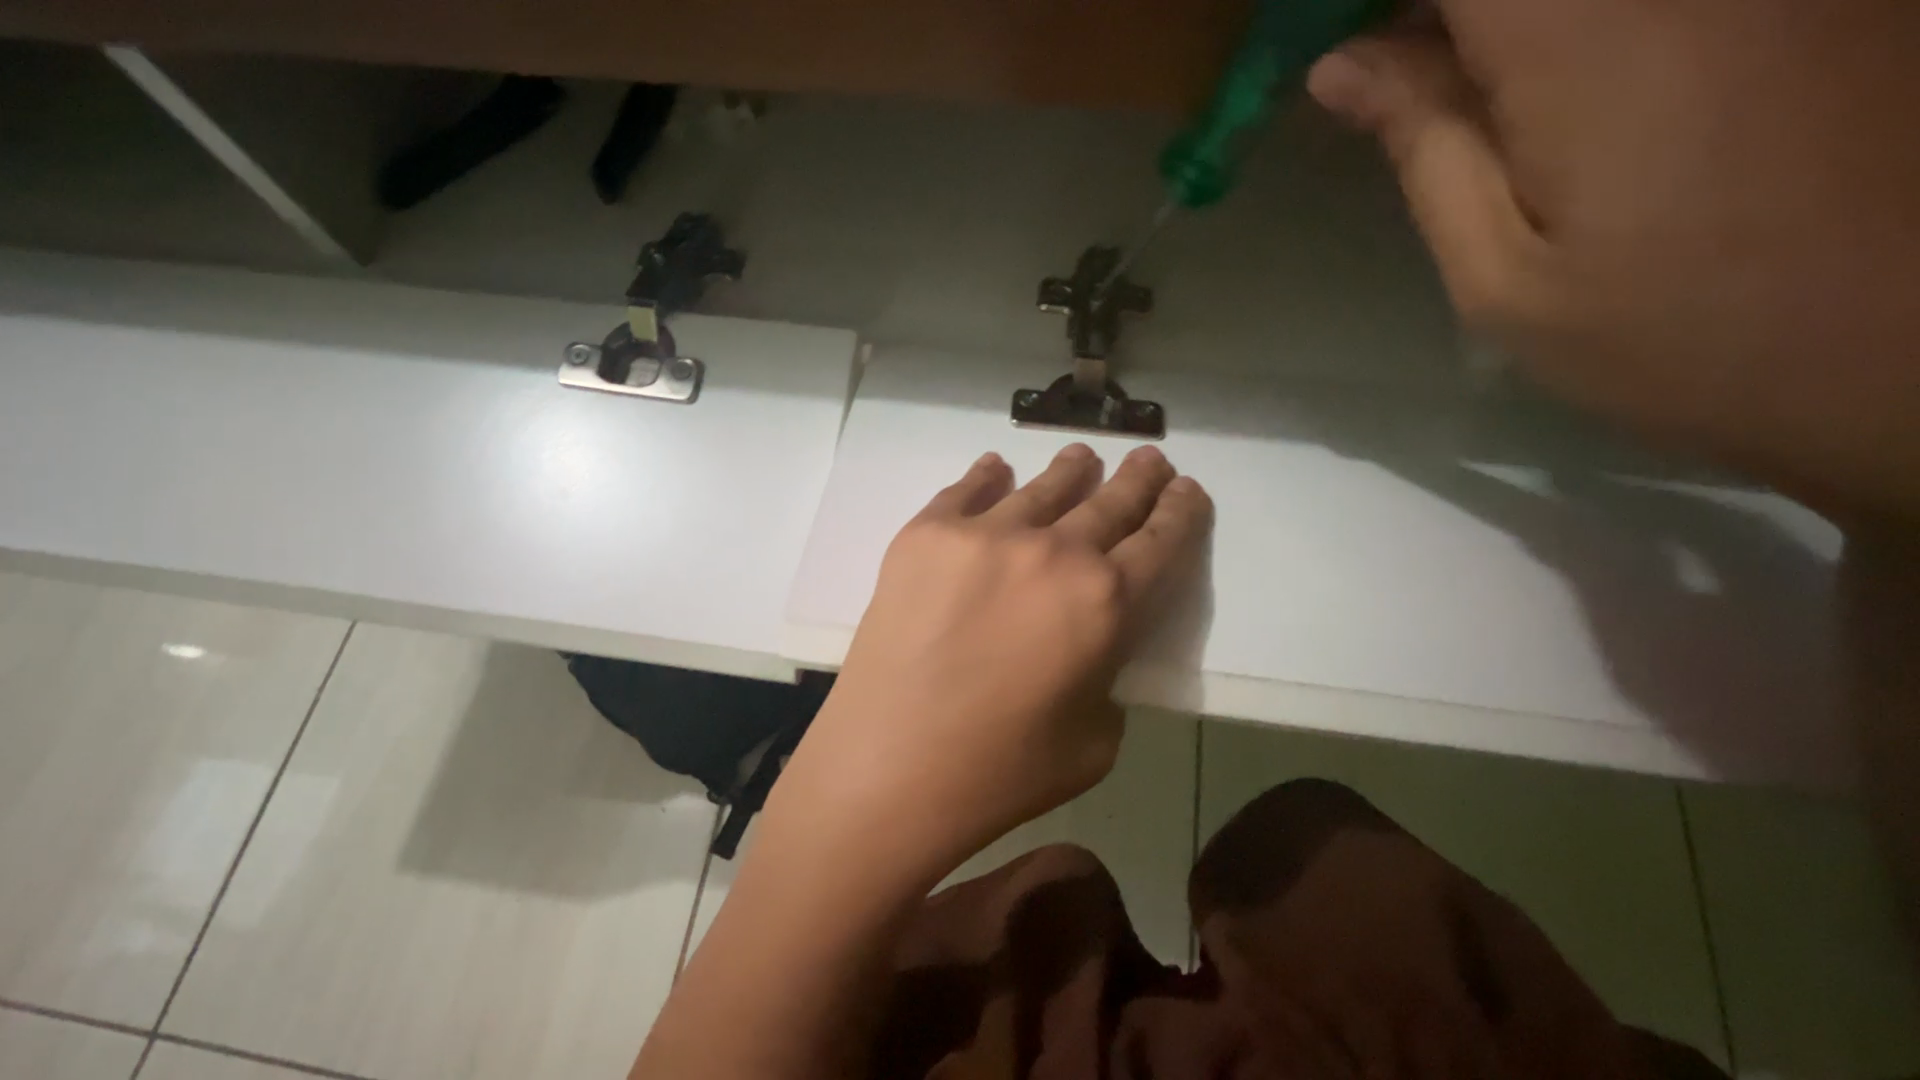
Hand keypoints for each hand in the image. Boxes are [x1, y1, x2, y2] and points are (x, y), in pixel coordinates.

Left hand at [776, 444, 1212, 865]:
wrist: (891, 765)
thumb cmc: (1003, 772)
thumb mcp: (1096, 742)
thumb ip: (1106, 678)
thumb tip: (1089, 647)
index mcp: (1107, 602)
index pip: (1162, 541)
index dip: (1181, 511)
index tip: (1188, 490)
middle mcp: (1054, 552)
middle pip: (1109, 502)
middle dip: (1137, 480)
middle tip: (1149, 460)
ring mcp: (985, 535)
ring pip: (1043, 488)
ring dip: (1072, 470)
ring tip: (1082, 457)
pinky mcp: (925, 535)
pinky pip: (967, 491)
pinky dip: (988, 476)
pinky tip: (997, 468)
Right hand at [1307, 0, 1919, 518]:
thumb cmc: (1683, 340)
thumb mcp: (1505, 280)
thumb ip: (1423, 146)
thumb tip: (1341, 66)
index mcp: (1583, 31)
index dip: (1383, 5)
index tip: (1346, 47)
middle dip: (1435, 18)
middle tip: (1395, 70)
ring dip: (1502, 30)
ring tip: (1478, 90)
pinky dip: (1581, 30)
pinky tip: (1570, 85)